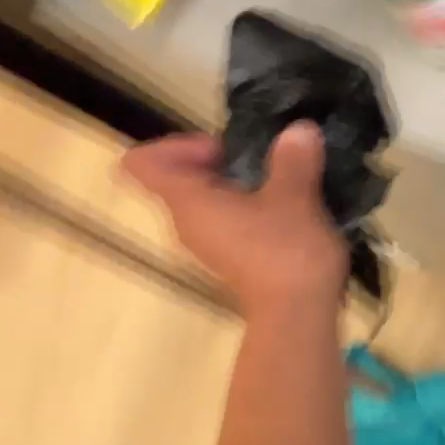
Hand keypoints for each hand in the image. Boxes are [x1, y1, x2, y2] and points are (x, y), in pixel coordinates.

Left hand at [121, 123, 346, 317]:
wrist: (299, 315)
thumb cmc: (287, 252)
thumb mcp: (296, 199)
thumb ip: (294, 161)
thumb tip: (299, 129)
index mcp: (187, 201)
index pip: (144, 161)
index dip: (178, 147)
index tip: (225, 152)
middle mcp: (186, 223)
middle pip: (183, 182)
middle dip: (223, 168)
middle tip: (267, 170)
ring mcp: (209, 248)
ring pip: (211, 206)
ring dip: (244, 194)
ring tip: (287, 196)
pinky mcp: (234, 265)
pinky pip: (232, 228)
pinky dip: (255, 218)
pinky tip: (291, 223)